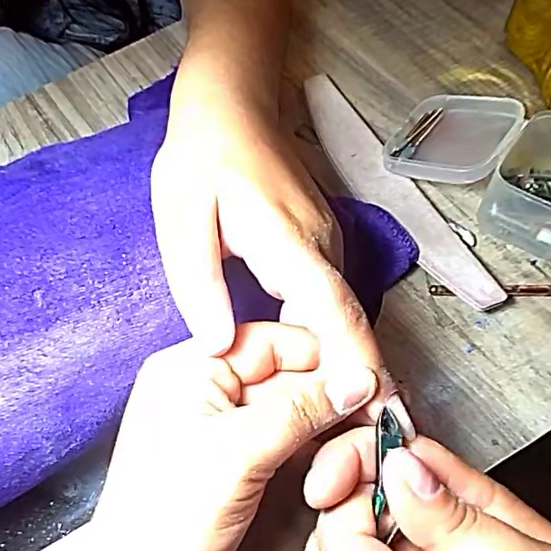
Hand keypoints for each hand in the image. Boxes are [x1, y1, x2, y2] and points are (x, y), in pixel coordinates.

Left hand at [77, 322, 379, 550]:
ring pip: (289, 404)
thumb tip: (354, 380)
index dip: (325, 361)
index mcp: (190, 367)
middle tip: (370, 421)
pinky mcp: (233, 451)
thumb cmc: (164, 520)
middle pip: (285, 371)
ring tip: (350, 450)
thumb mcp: (238, 453)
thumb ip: (299, 410)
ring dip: (323, 426)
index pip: (273, 340)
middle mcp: (202, 384)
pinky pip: (282, 433)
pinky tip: (329, 465)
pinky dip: (309, 446)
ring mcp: (218, 419)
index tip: (367, 386)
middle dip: (328, 397)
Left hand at [151, 79, 392, 417]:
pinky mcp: (316, 245)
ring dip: (338, 363)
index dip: (351, 360)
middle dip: (350, 381)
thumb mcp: (182, 222)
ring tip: (330, 419)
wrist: (228, 109)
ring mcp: (324, 243)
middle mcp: (320, 246)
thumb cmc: (200, 161)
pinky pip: (326, 300)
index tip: (367, 406)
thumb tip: (219, 343)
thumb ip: (201, 284)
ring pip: (338, 314)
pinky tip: (310, 370)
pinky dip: (324, 338)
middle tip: (345, 440)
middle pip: (344, 322)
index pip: (332, 309)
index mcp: (287, 241)